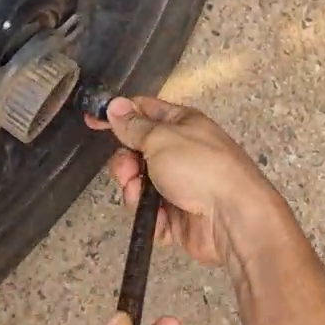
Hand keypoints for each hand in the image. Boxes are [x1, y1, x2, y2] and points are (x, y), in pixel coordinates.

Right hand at [94, 96, 292, 268]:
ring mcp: (180, 184)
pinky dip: (150, 217)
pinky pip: (150, 214)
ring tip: (143, 195)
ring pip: (139, 185)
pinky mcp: (179, 216)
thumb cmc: (203, 168)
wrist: (233, 218)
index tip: (92, 120)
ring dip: (134, 190)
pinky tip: (160, 218)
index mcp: (182, 123)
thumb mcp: (161, 138)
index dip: (118, 115)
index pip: (143, 111)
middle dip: (125, 163)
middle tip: (128, 171)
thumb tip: (116, 106)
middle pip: (136, 152)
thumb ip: (134, 126)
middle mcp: (181, 151)